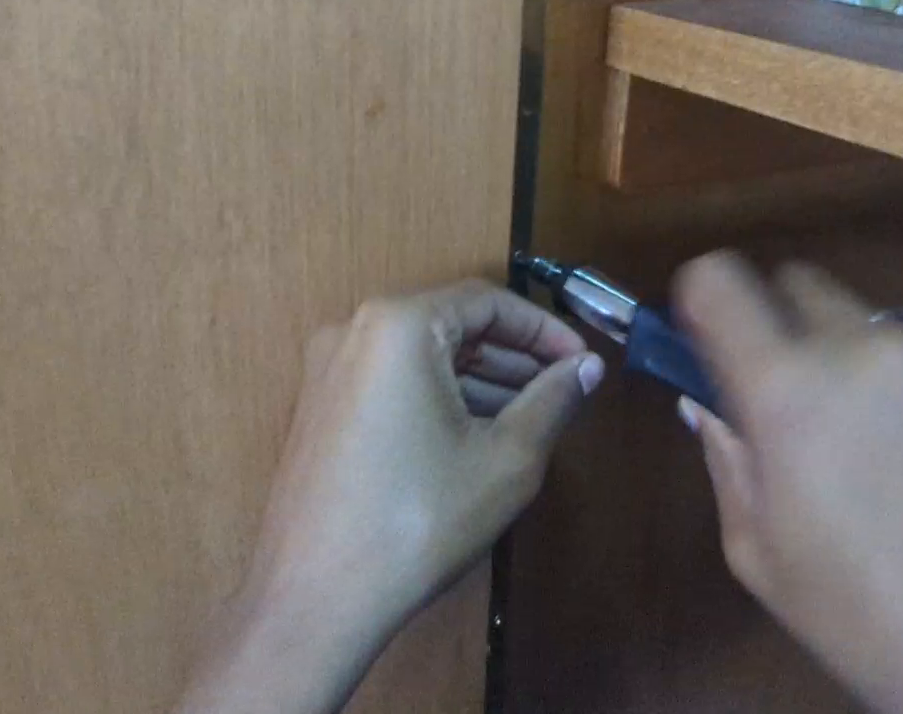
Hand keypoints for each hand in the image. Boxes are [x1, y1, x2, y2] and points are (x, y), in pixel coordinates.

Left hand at [176, 279, 602, 713]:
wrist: (313, 600)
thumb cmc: (418, 520)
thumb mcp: (505, 459)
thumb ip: (553, 399)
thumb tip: (589, 367)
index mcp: (398, 324)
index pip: (487, 302)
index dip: (543, 329)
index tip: (581, 361)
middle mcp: (355, 329)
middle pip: (451, 324)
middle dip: (512, 355)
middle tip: (561, 389)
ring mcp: (329, 368)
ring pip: (422, 354)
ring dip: (478, 377)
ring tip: (530, 413)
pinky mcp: (320, 405)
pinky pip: (393, 380)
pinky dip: (438, 394)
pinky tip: (475, 431)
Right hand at [673, 252, 902, 713]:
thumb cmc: (870, 625)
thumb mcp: (759, 554)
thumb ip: (726, 456)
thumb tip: (710, 400)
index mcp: (787, 390)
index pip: (718, 280)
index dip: (705, 295)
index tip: (712, 329)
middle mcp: (867, 349)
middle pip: (800, 284)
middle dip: (788, 327)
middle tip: (809, 402)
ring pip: (880, 330)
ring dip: (871, 369)